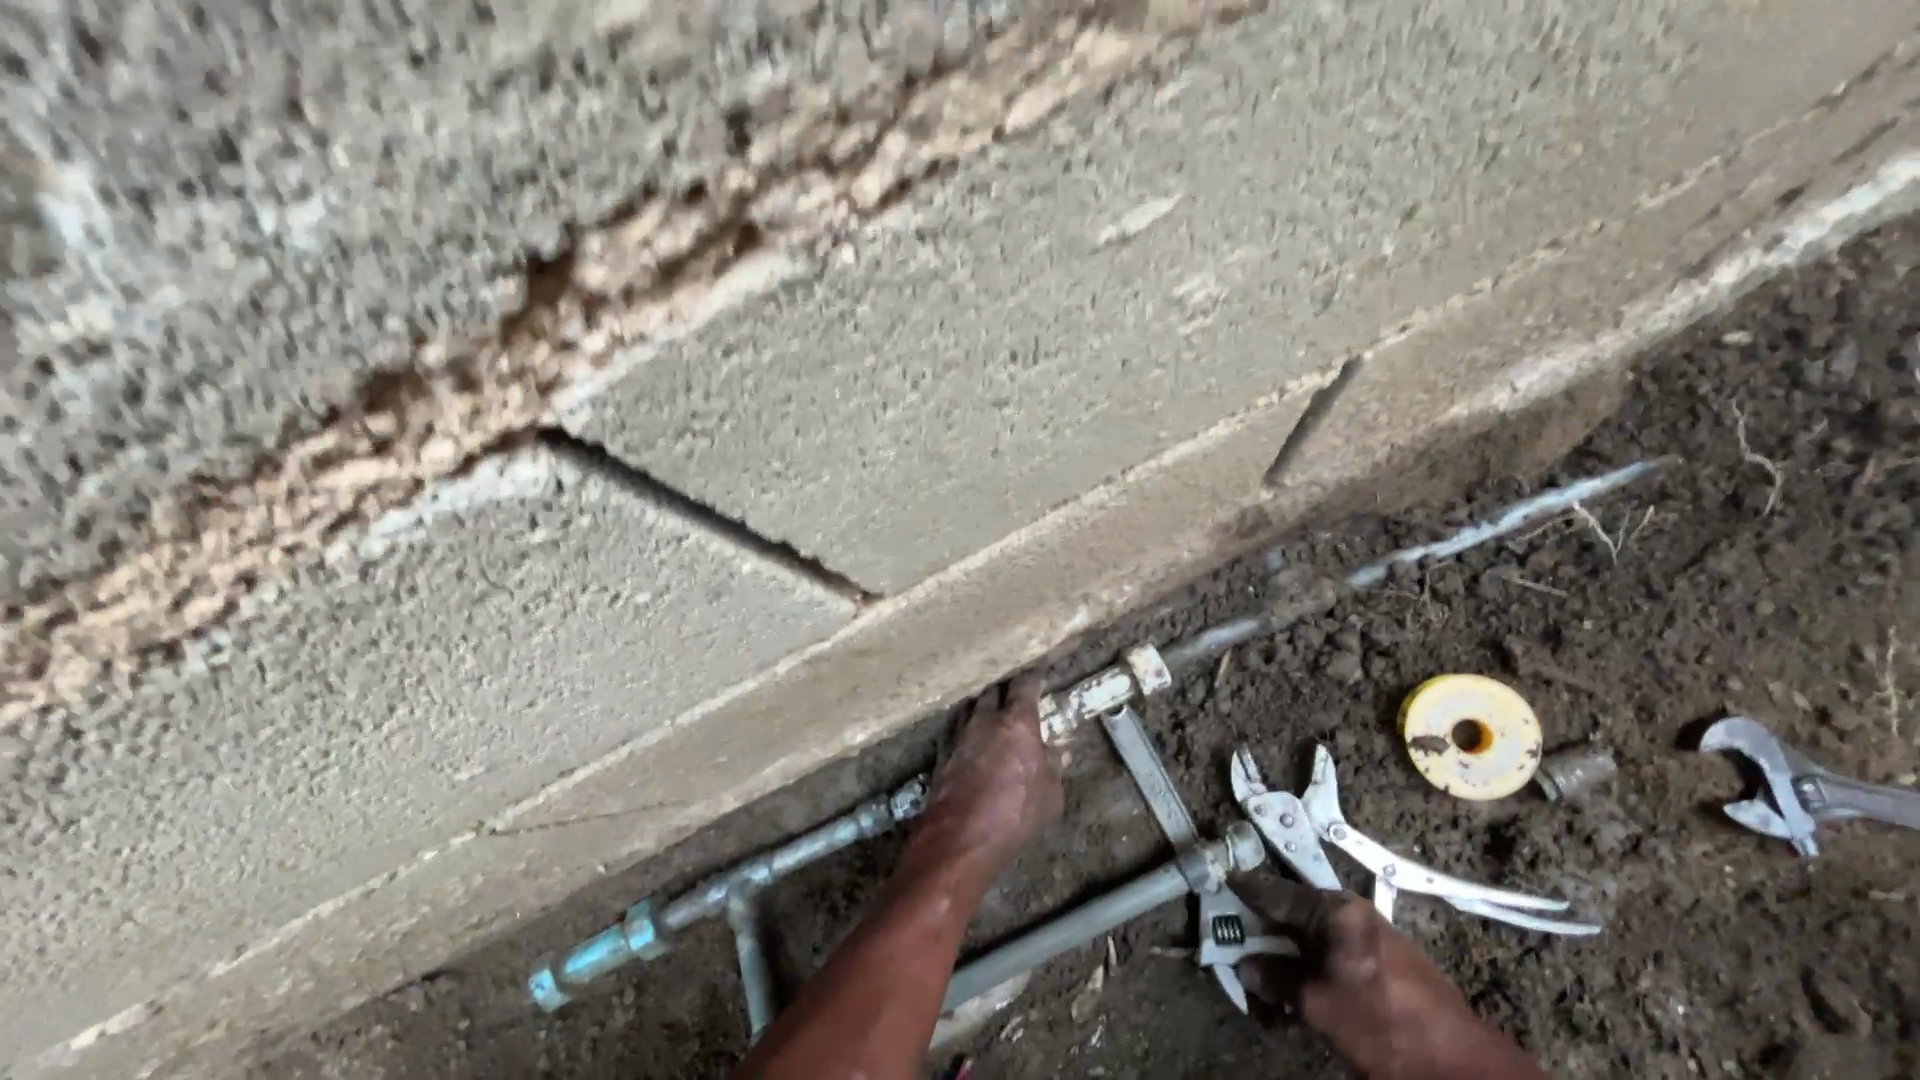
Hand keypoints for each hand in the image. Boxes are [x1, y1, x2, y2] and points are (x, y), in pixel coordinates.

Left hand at [909, 675, 1063, 877]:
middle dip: (1003, 688)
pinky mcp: (941, 753)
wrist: (961, 835)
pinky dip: (963, 727)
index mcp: (1018, 722)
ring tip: (988, 709)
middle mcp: (985, 720)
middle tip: (1012, 691)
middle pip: (992, 691)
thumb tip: (1061, 752)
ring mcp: (959, 734)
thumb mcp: (1050, 795)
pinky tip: (967, 735)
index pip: (1025, 685)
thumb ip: (1055, 768)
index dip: (1033, 676)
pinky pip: (954, 729)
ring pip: (969, 707)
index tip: (1038, 672)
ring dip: (980, 705)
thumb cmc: (1015, 813)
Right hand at [1236, 882, 1546, 1079]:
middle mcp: (1352, 915)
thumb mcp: (1317, 1004)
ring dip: (1285, 958)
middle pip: (1294, 914)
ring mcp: (1370, 939)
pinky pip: (1332, 957)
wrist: (1458, 1065)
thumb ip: (1277, 979)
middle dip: (1263, 930)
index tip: (1221, 879)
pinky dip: (1309, 970)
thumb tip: (1248, 966)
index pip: (1277, 892)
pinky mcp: (1383, 966)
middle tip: (1232, 939)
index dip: (1246, 890)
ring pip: (1312, 939)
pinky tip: (1295, 994)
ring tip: (1260, 979)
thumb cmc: (1380, 1023)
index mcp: (1336, 910)